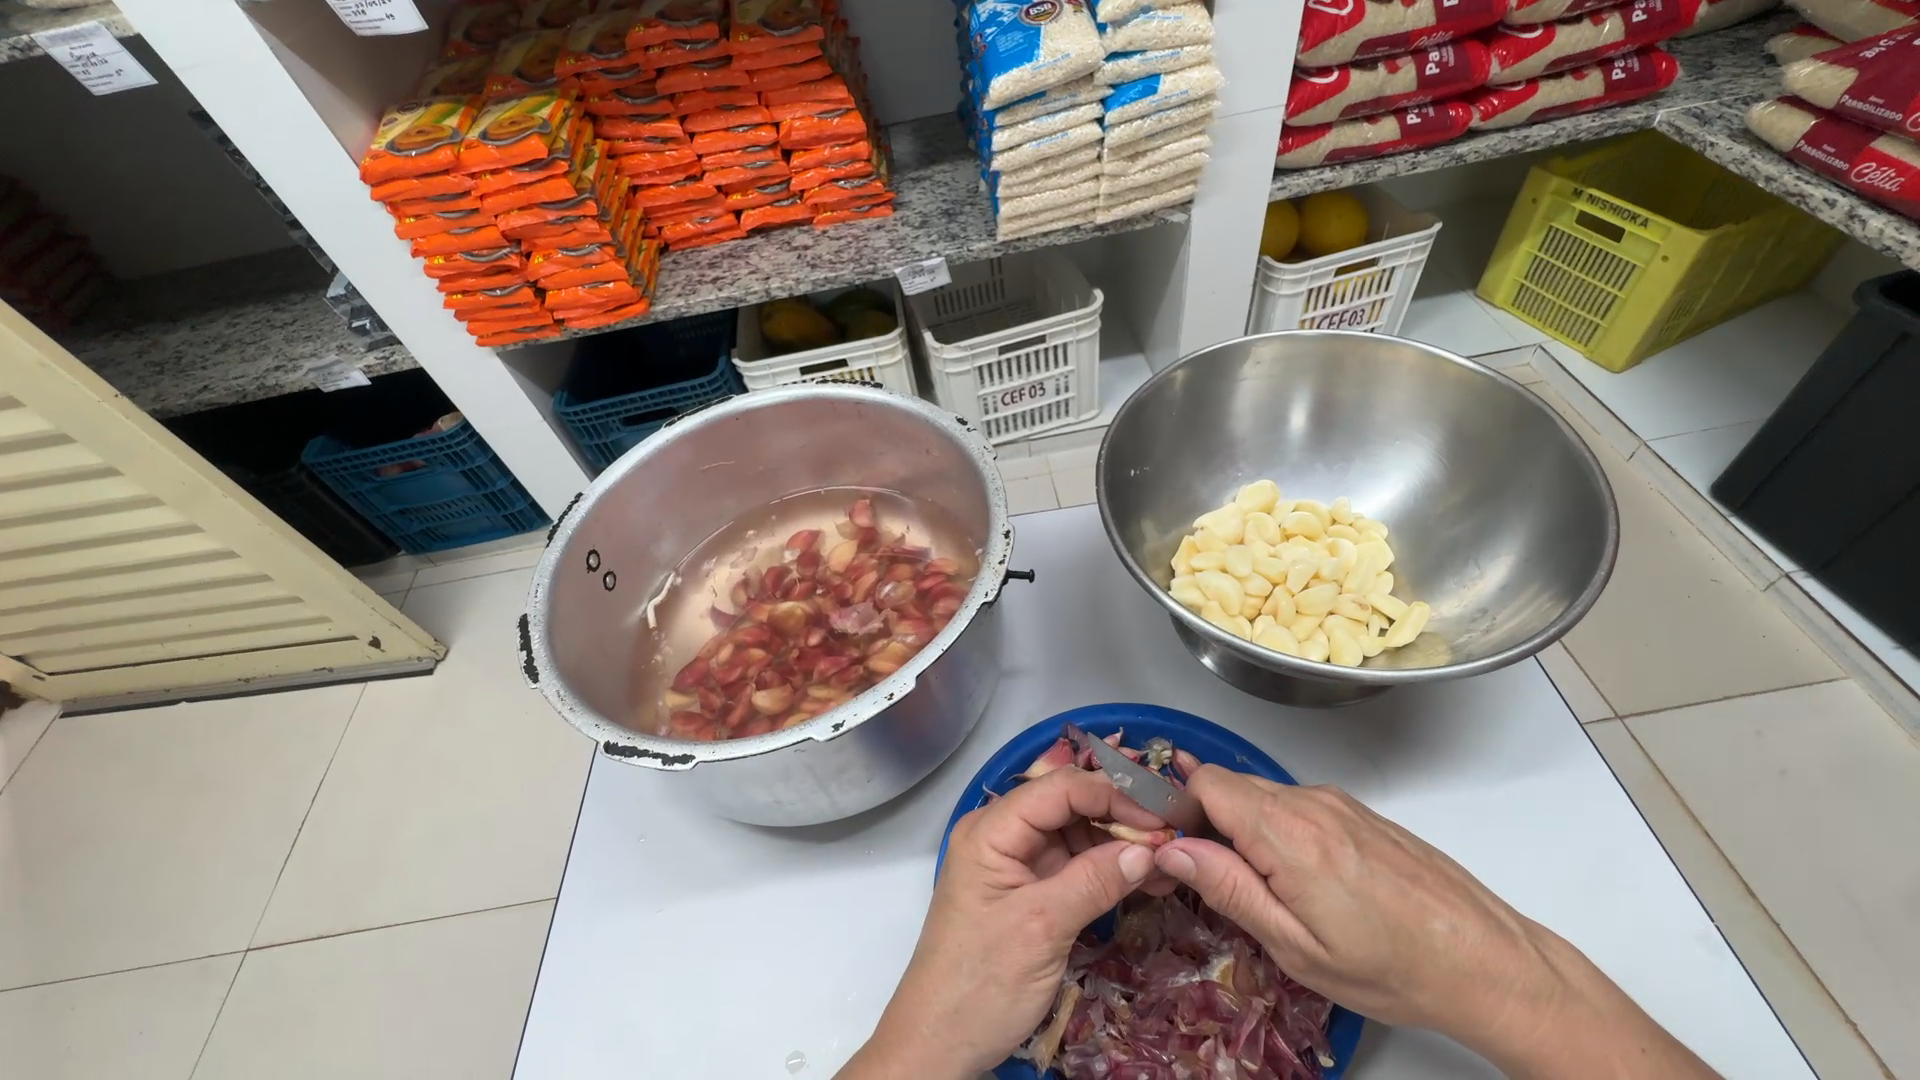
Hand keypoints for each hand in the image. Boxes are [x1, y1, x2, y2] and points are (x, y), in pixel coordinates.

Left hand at [838, 769, 1168, 1079]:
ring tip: (1170, 861)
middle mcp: (1003, 835)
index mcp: (992, 829)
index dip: (1113, 793)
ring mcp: (1017, 863)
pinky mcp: (1030, 891)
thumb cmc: (980, 983)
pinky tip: (1147, 880)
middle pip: (1070, 806)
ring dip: (1121, 845)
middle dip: (1122, 816)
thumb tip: (1149, 850)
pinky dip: (1109, 871)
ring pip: (1078, 835)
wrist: (939, 1044)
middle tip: (1176, 833)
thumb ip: (1094, 882)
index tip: (1163, 814)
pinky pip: (1075, 866)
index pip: (1059, 789)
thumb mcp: (1041, 929)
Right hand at [1153, 767, 1719, 1078]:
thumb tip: (1168, 849)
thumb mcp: (1295, 946)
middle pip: (1230, 785)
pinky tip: (1300, 878)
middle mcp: (1310, 801)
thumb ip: (1227, 888)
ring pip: (1262, 795)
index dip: (1179, 809)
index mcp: (1287, 832)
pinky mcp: (1358, 811)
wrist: (1490, 964)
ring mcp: (1338, 802)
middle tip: (1210, 875)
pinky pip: (1296, 804)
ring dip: (1243, 826)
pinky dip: (1277, 828)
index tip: (1174, 849)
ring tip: (1260, 885)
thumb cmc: (1391, 969)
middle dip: (1206, 820)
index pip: (1205, 783)